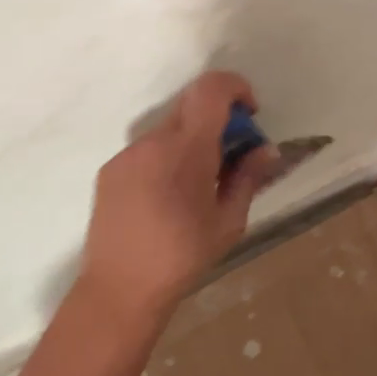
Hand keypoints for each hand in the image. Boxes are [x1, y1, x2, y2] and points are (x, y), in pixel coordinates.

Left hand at [77, 71, 279, 317]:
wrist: (120, 287)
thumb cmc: (183, 257)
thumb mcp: (228, 222)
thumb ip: (247, 178)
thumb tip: (267, 151)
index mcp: (187, 150)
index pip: (211, 89)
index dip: (236, 88)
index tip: (250, 114)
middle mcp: (153, 141)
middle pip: (190, 107)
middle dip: (217, 120)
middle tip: (233, 156)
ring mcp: (127, 154)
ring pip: (167, 130)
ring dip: (190, 142)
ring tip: (199, 186)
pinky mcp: (110, 170)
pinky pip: (146, 151)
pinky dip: (166, 160)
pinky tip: (169, 199)